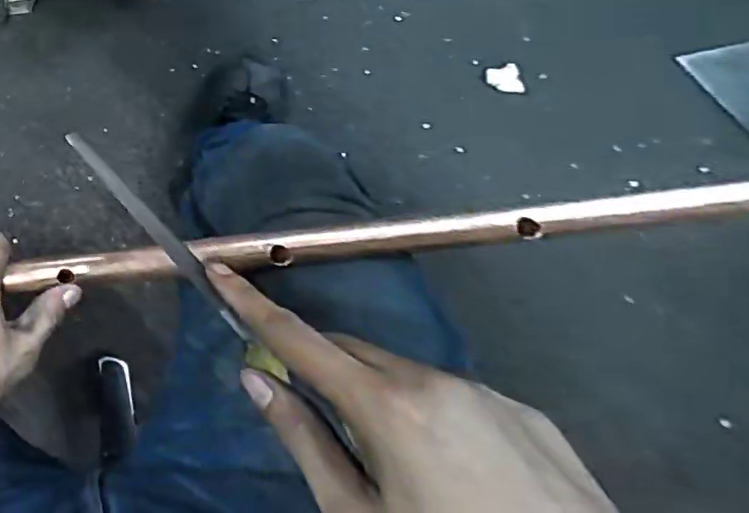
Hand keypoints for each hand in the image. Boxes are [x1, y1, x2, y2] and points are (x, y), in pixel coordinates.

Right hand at [208, 263, 616, 512]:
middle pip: (352, 353)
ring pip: (407, 376)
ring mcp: (489, 394)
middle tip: (316, 411)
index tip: (217, 271)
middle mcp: (434, 381)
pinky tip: (464, 477)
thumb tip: (254, 379)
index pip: (297, 339)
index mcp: (385, 406)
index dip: (251, 306)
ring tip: (405, 467)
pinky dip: (438, 417)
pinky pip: (460, 398)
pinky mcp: (531, 416)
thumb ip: (304, 441)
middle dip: (324, 368)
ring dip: (383, 397)